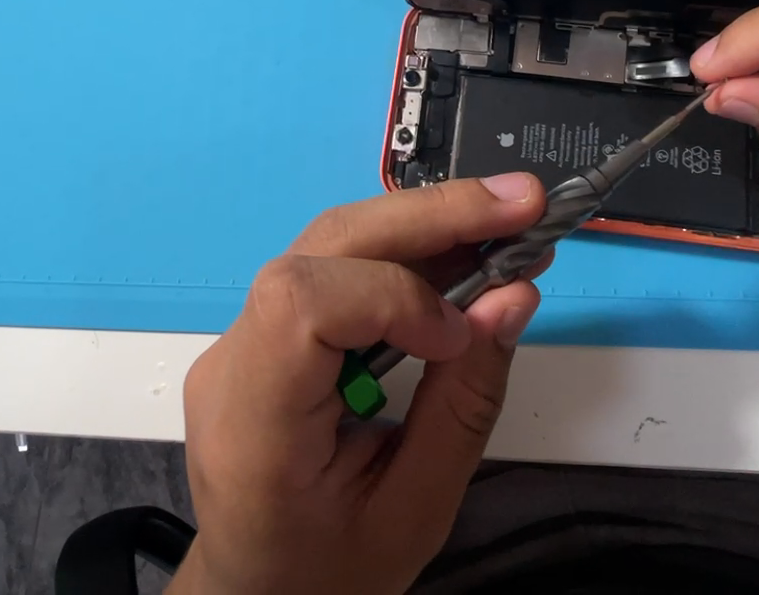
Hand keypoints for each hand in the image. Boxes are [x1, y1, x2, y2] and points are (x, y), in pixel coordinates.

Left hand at [170, 174, 547, 594]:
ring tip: (509, 218)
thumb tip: (513, 295)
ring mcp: (247, 331)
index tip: (457, 334)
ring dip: (429, 221)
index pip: (304, 303)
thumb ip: (463, 403)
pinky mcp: (272, 323)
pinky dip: (412, 250)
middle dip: (432, 215)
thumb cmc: (329, 573)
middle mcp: (236, 355)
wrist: (258, 593)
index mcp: (253, 420)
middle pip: (327, 242)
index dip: (392, 296)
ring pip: (336, 238)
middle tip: (523, 203)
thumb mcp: (414, 513)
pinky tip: (466, 247)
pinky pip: (341, 263)